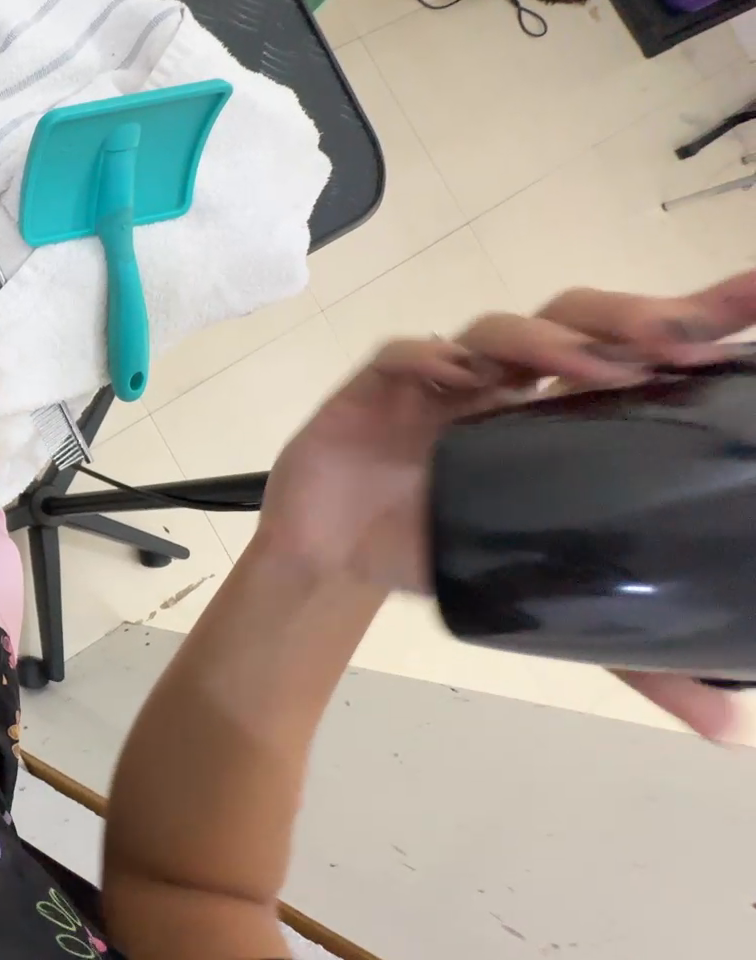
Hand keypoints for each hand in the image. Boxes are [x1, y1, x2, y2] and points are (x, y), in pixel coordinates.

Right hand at [258, 270, 755, 738]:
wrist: (328, 559)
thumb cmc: (422, 554)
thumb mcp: (531, 593)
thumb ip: (619, 645)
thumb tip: (725, 729)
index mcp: (547, 421)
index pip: (629, 355)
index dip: (696, 315)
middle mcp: (497, 391)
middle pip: (567, 320)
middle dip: (625, 316)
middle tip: (677, 343)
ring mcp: (432, 386)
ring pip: (493, 328)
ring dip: (544, 336)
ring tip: (586, 366)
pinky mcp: (370, 391)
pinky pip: (401, 355)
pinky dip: (431, 355)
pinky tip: (459, 376)